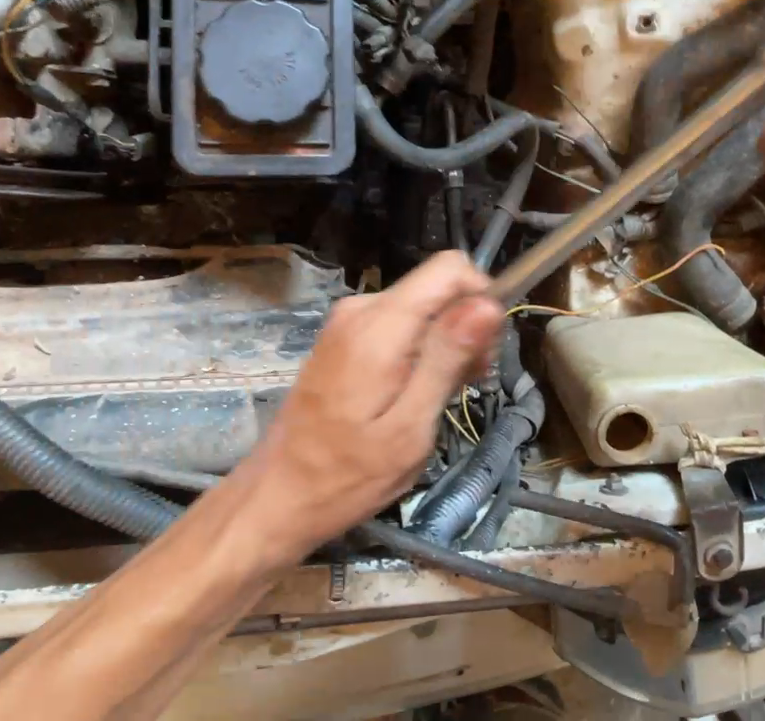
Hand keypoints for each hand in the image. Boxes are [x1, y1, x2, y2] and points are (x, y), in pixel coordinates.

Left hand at [228, 251, 503, 561]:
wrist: (276, 496)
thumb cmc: (346, 475)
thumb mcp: (409, 428)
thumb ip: (447, 359)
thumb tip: (487, 304)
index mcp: (379, 326)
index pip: (449, 268)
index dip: (480, 299)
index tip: (485, 353)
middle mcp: (360, 309)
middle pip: (436, 288)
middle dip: (463, 330)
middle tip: (463, 388)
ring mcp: (347, 322)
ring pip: (421, 307)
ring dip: (442, 346)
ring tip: (436, 401)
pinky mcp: (343, 338)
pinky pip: (397, 324)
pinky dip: (417, 352)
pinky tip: (411, 396)